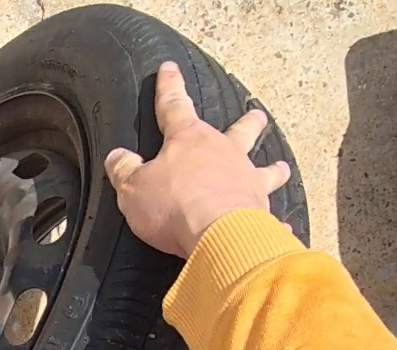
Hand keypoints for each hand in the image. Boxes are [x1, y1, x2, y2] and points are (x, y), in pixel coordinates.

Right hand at [105, 61, 292, 256]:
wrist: (217, 233)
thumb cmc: (174, 206)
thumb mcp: (134, 188)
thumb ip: (124, 171)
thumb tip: (116, 157)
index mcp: (189, 141)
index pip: (174, 106)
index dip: (168, 87)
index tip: (169, 69)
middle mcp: (225, 153)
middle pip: (239, 130)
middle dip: (246, 122)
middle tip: (256, 114)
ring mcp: (247, 180)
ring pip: (266, 169)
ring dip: (273, 169)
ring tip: (280, 169)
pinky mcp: (260, 211)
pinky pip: (269, 217)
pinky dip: (274, 224)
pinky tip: (280, 229)